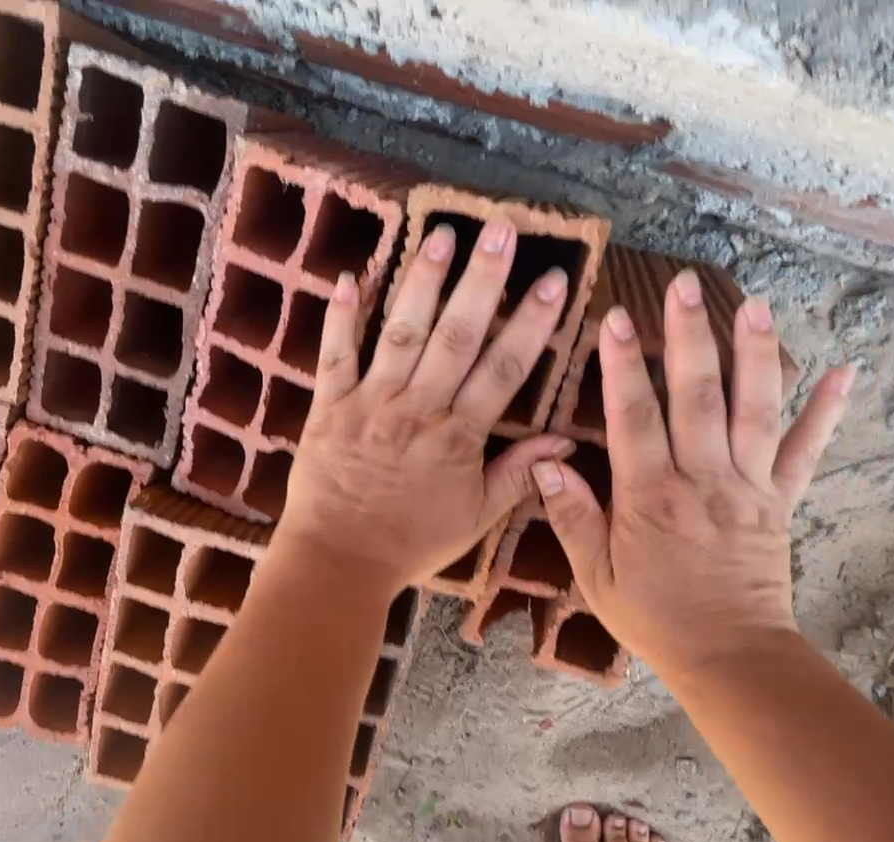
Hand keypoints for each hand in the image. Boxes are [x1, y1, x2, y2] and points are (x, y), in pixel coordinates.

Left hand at [276, 220, 574, 589]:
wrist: (339, 559)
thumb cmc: (410, 542)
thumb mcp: (475, 518)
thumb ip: (517, 475)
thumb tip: (565, 444)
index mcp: (458, 436)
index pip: (503, 369)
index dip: (531, 323)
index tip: (555, 279)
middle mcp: (417, 409)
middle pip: (456, 336)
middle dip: (481, 281)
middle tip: (500, 230)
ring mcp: (370, 403)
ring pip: (400, 334)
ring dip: (420, 283)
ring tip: (440, 235)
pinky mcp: (329, 407)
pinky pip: (334, 356)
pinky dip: (340, 318)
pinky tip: (348, 276)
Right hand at [532, 269, 852, 674]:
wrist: (728, 654)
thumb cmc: (653, 616)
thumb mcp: (595, 577)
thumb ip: (572, 519)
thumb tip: (545, 467)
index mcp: (650, 497)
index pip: (633, 418)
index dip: (622, 366)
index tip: (616, 320)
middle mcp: (702, 480)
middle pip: (697, 397)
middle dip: (690, 337)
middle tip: (685, 285)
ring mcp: (748, 487)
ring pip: (754, 410)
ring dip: (756, 354)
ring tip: (756, 303)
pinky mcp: (780, 501)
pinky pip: (806, 451)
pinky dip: (826, 412)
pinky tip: (845, 370)